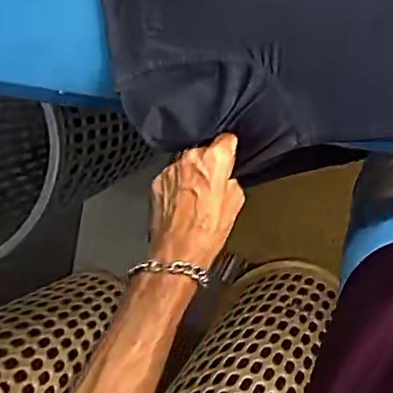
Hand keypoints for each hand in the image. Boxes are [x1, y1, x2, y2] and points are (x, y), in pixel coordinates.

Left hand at [148, 133, 245, 267]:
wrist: (177, 254)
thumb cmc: (206, 232)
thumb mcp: (236, 202)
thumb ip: (232, 180)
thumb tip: (226, 179)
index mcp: (214, 159)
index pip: (227, 138)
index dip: (229, 150)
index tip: (229, 158)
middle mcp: (190, 158)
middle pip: (204, 150)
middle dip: (208, 163)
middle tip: (212, 185)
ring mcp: (171, 170)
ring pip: (186, 164)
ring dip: (191, 173)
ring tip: (195, 197)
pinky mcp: (156, 183)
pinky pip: (171, 176)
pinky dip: (176, 185)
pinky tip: (182, 203)